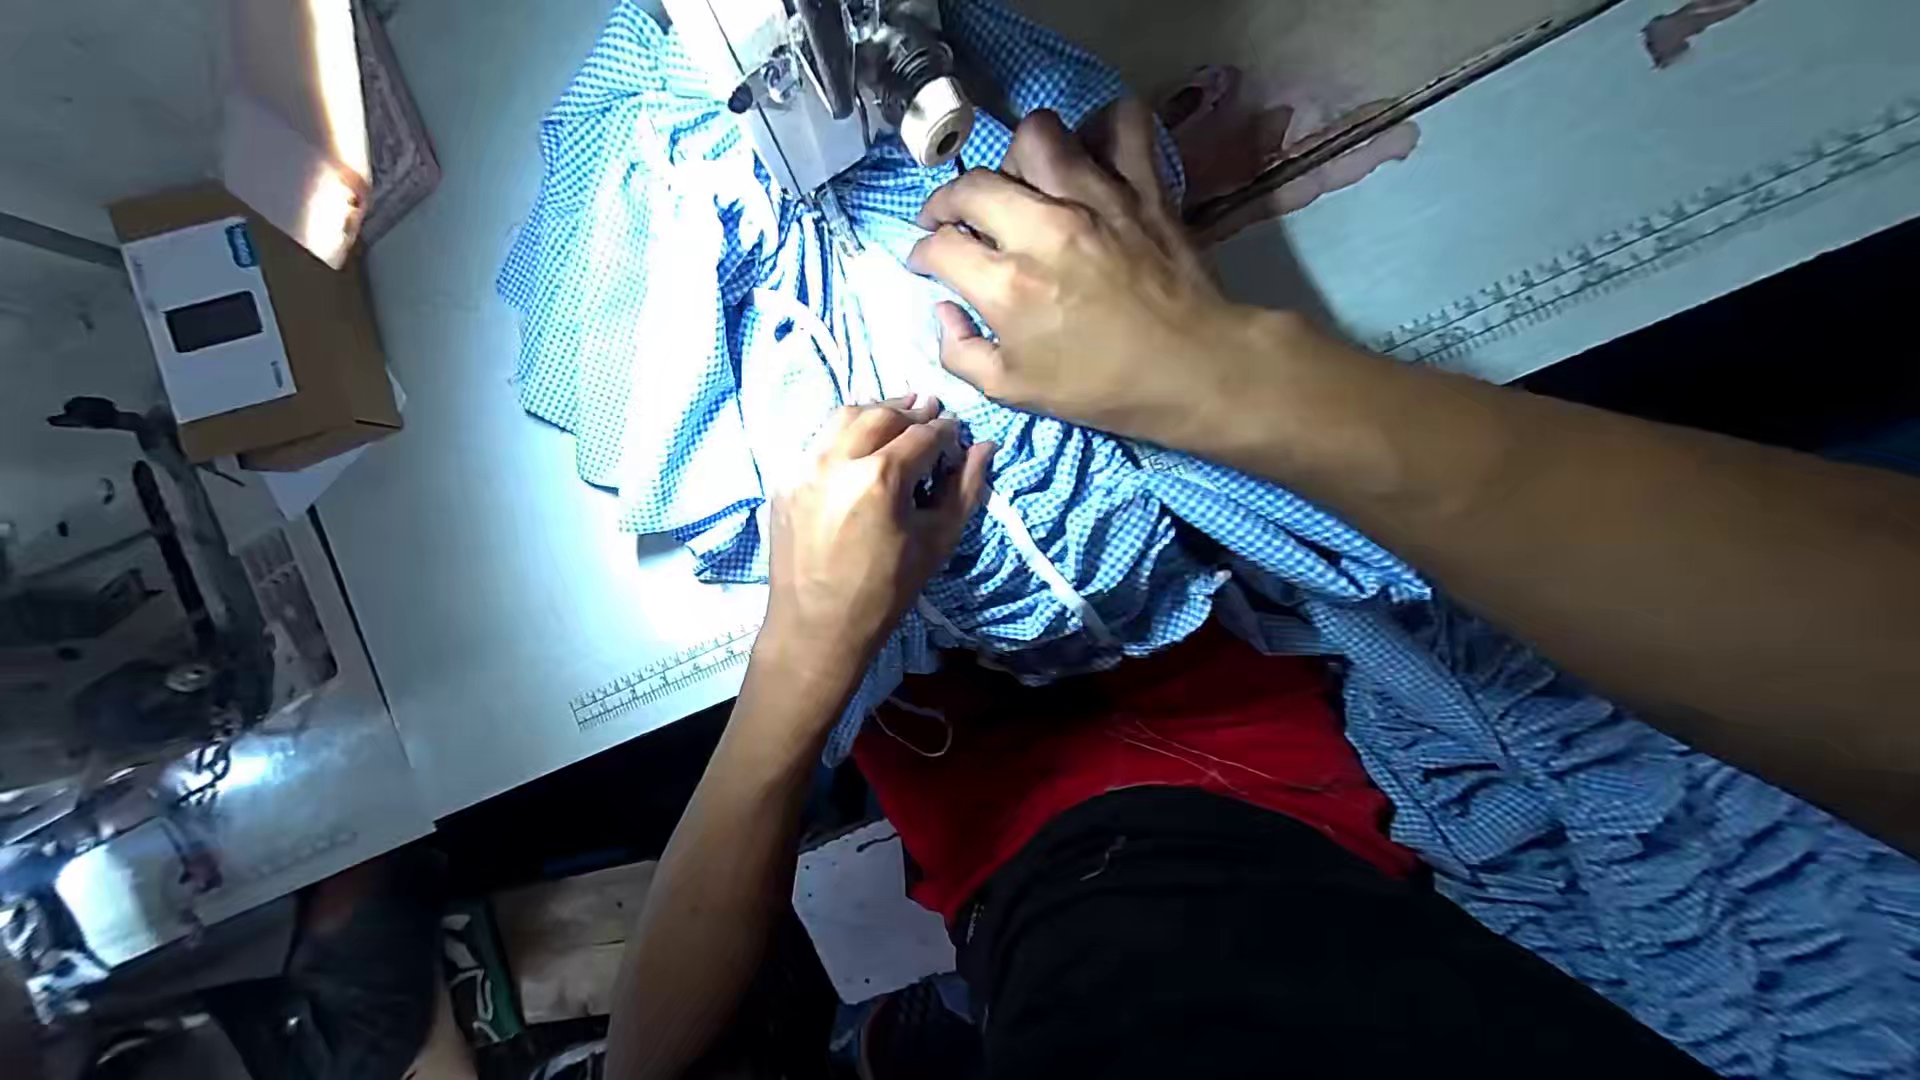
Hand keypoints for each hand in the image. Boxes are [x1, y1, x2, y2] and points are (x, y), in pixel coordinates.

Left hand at [758, 397, 993, 703]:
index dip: (946, 430)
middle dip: (911, 411)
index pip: (923, 435)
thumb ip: (964, 489)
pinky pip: (819, 441)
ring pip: (843, 417)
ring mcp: (805, 468)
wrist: (817, 628)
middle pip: (881, 414)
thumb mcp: (936, 541)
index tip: (956, 433)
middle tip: (931, 412)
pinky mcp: (786, 481)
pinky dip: (845, 432)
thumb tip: (984, 447)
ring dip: (875, 412)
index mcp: (881, 476)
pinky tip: (859, 445)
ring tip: (896, 419)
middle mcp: (838, 460)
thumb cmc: (886, 592)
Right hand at [907, 101, 1279, 445]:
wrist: (1188, 371)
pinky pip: (1119, 126)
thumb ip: (960, 352)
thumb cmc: (1098, 389)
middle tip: (952, 222)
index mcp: (1007, 287)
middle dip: (945, 203)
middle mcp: (1043, 230)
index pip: (940, 246)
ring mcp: (1097, 199)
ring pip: (1035, 138)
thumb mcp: (1013, 391)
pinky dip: (1099, 132)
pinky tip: (1088, 161)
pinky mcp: (1142, 187)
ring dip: (1013, 162)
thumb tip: (944, 311)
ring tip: (1019, 189)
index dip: (921, 254)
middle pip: (971, 185)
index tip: (927, 263)